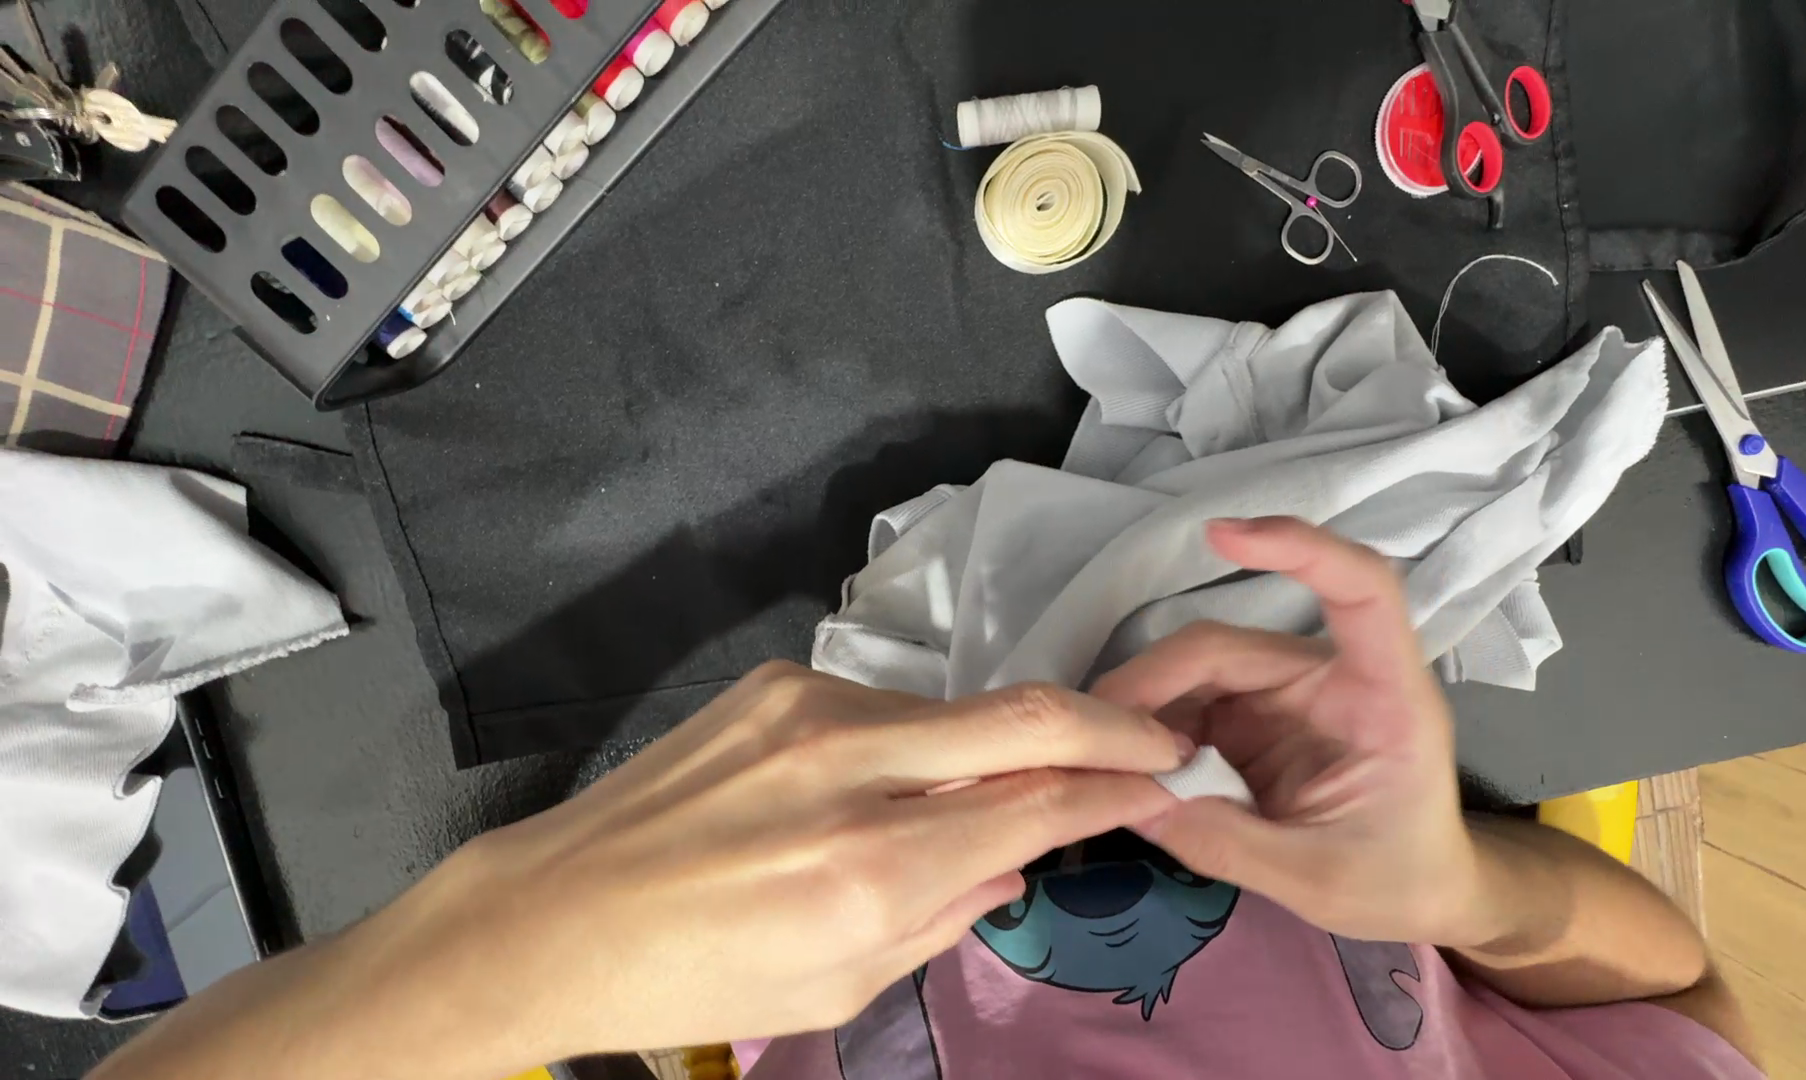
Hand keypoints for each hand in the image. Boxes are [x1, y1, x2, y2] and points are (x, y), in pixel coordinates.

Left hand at [343, 663, 1186, 1068]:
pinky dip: (914, 744)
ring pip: (953, 714)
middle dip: (1109, 724)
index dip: (1111, 791)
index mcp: (866, 869)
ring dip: (989, 750)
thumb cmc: (704, 975)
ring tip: (976, 793)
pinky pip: (888, 707)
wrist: (560, 906)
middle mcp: (847, 766)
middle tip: (1158, 736)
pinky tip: (879, 779)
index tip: (1162, 779)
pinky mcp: (781, 678)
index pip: (1031, 807)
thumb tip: (1021, 855)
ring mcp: (811, 703)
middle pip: (1019, 718)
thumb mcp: (843, 982)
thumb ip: (949, 910)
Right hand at [1093, 517, 1479, 945]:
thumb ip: (1229, 842)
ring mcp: (1274, 690)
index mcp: (1381, 695)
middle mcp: (1321, 675)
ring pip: (1189, 668)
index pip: (1359, 590)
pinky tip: (1122, 758)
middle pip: (1224, 645)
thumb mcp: (1322, 880)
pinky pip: (1178, 702)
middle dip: (1154, 680)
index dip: (1298, 549)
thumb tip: (1134, 799)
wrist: (1412, 891)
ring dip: (1140, 704)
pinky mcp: (1241, 713)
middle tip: (1099, 735)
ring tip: (1104, 756)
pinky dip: (1145, 726)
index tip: (1220, 535)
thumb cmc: (1398, 877)